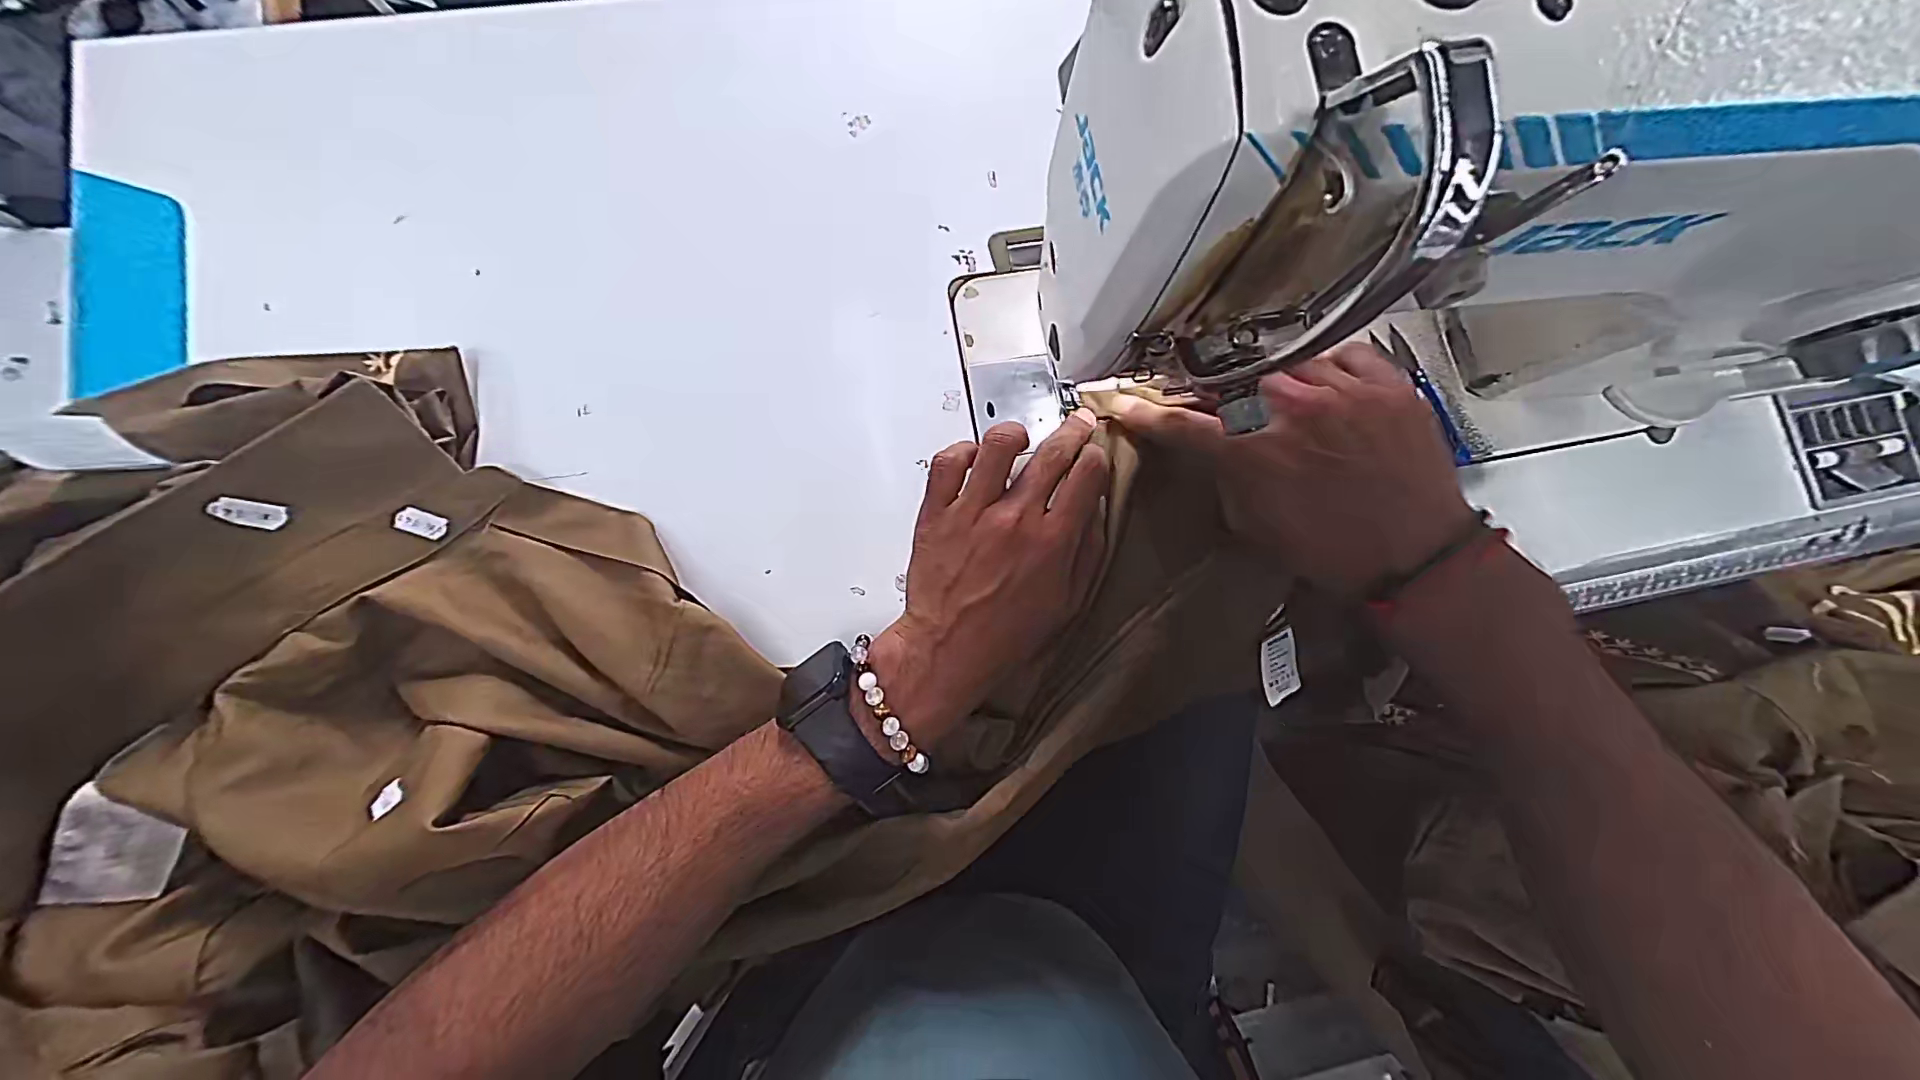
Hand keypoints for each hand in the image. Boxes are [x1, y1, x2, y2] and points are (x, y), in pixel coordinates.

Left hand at [865, 410, 1109, 745]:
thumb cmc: (1006, 635)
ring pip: (998, 445)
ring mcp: (972, 513)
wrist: (949, 650)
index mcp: (1053, 543)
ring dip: (1017, 433)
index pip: (1088, 474)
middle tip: (1076, 427)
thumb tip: (1095, 510)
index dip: (1097, 456)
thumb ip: (1087, 552)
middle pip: (1053, 452)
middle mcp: (1015, 521)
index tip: (1095, 455)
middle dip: (1073, 431)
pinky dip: (962, 450)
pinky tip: (974, 457)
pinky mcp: (937, 514)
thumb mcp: (1068, 603)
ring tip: (1022, 438)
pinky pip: (948, 463)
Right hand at [1107, 342, 1474, 594]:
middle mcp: (1290, 411)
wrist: (1412, 557)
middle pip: (1232, 383)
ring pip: (1286, 363)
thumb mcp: (1254, 526)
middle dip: (1220, 398)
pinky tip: (1327, 388)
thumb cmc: (1331, 550)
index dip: (1146, 415)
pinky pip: (1344, 354)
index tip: (1127, 406)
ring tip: (1286, 407)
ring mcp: (1342, 392)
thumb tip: (1216, 455)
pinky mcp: (1387, 386)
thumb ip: (1226, 480)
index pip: (1181, 423)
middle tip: (1229, 413)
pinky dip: (1328, 368)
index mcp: (1250, 452)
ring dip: (1275, 384)